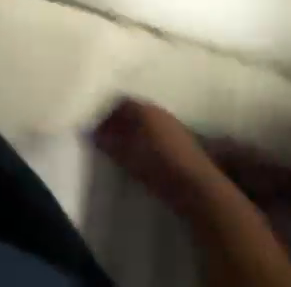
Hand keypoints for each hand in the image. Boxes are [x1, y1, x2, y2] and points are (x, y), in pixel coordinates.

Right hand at [92, 97, 211, 203]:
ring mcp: (174, 126)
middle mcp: (159, 112)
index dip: (105, 111)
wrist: (197, 189)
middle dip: (119, 120)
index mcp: (144, 109)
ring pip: (147, 122)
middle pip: (134, 110)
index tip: (94, 121)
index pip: (119, 102)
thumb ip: (107, 141)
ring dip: (134, 130)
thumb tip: (92, 132)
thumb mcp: (125, 155)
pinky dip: (146, 139)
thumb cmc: (157, 167)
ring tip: (121, 144)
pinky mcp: (184, 143)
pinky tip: (141, 153)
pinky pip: (157, 133)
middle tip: (105, 133)